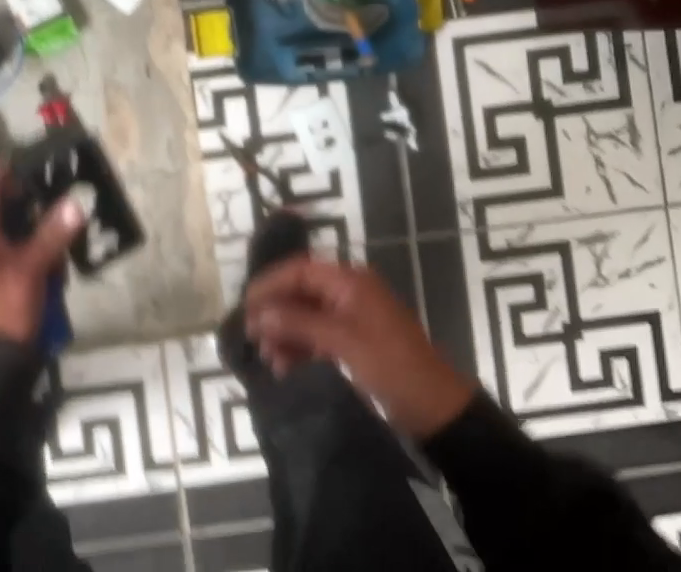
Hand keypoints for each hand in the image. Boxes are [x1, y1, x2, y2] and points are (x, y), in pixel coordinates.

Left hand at [0, 167, 86, 345]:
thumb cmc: (6, 308)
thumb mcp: (31, 270)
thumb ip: (52, 235)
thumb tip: (74, 202)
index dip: (10, 172)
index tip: (38, 159)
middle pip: (13, 210)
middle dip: (39, 208)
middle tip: (67, 198)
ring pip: (25, 233)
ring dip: (46, 237)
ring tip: (67, 242)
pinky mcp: (10, 277)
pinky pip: (30, 255)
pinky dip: (45, 258)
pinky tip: (59, 271)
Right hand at [244, 256, 476, 437]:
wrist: (436, 409)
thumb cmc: (391, 366)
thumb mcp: (343, 342)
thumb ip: (298, 323)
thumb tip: (257, 314)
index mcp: (350, 281)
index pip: (299, 269)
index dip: (269, 284)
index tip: (245, 307)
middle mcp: (347, 293)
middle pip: (299, 292)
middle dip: (275, 313)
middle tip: (252, 339)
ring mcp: (350, 319)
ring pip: (304, 317)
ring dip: (284, 335)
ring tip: (270, 360)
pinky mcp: (351, 344)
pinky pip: (315, 337)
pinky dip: (298, 349)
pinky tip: (284, 368)